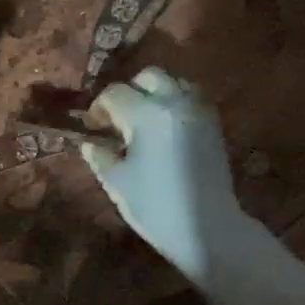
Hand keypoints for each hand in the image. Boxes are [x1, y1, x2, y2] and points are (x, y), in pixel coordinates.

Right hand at [82, 68, 250, 288]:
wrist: (208, 226)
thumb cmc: (155, 207)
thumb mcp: (117, 183)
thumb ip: (101, 156)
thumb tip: (90, 143)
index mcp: (147, 113)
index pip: (115, 94)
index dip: (99, 108)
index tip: (93, 126)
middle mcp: (175, 101)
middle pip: (148, 77)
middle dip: (129, 92)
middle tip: (118, 119)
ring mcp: (199, 110)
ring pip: (174, 83)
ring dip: (155, 94)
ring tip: (143, 122)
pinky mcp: (214, 124)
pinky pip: (191, 98)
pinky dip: (175, 104)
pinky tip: (164, 130)